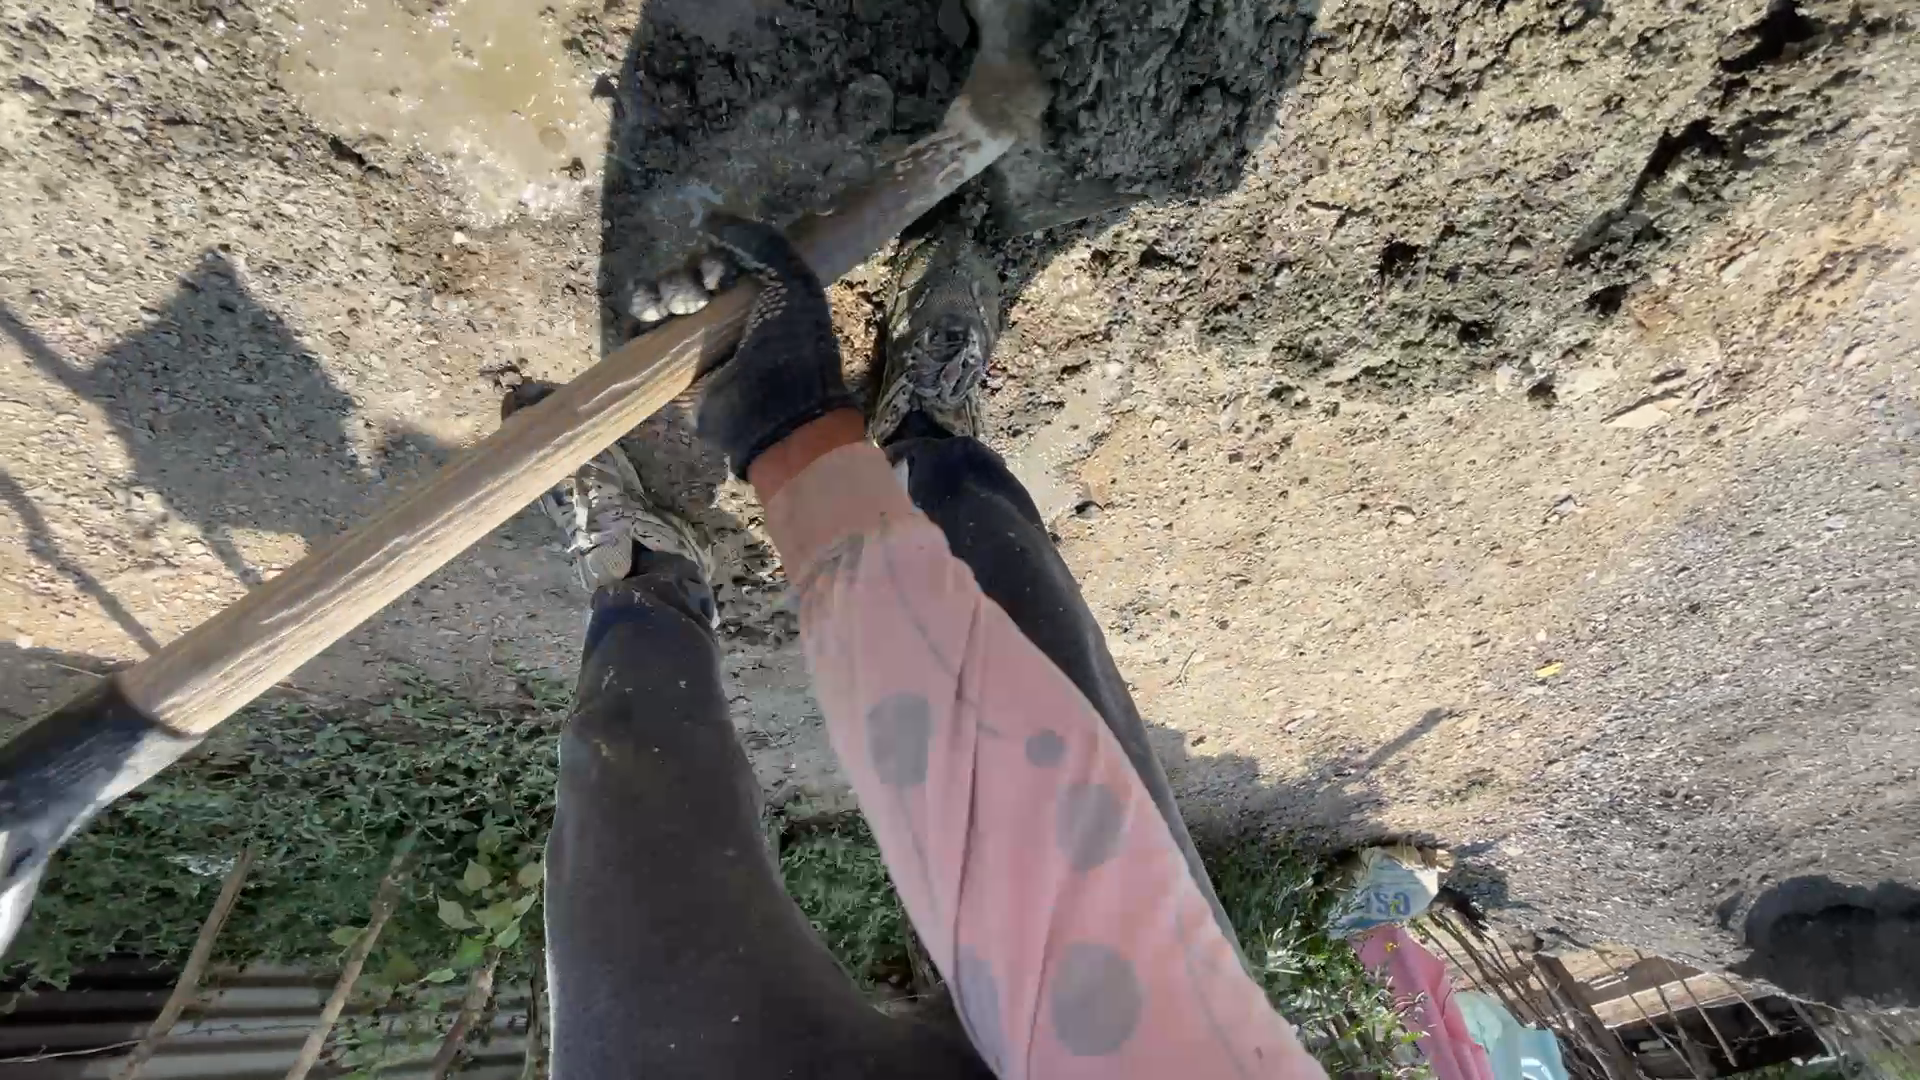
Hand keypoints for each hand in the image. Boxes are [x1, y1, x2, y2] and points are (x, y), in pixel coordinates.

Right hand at [626, 216, 856, 479]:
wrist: (780, 412)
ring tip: (673, 308)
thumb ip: (761, 242)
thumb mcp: (793, 281)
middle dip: (683, 279)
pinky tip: (648, 316)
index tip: (718, 276)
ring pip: (660, 303)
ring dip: (659, 294)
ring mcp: (696, 347)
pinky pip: (643, 337)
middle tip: (696, 299)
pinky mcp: (672, 372)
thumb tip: (710, 220)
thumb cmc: (793, 346)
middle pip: (685, 280)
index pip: (716, 265)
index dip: (710, 262)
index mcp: (754, 300)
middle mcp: (724, 321)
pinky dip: (638, 319)